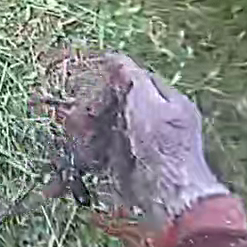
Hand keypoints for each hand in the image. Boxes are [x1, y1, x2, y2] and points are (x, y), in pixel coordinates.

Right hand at [86, 54, 229, 229]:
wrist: (163, 190)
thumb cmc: (160, 143)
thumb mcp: (148, 102)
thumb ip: (133, 78)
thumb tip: (115, 56)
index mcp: (169, 102)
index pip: (137, 78)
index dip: (113, 76)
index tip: (90, 76)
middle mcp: (156, 117)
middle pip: (117, 98)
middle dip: (95, 102)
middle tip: (83, 109)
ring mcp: (140, 137)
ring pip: (103, 118)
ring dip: (86, 122)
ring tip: (77, 128)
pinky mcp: (125, 155)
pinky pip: (100, 139)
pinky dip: (87, 139)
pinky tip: (81, 142)